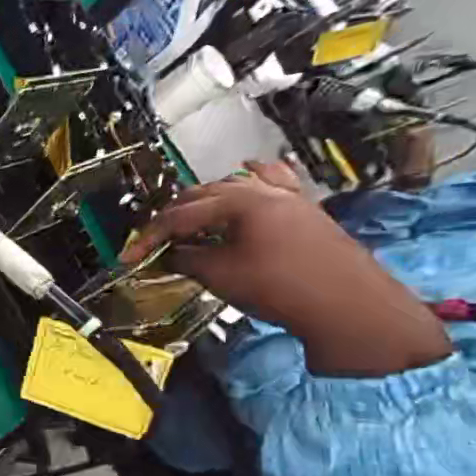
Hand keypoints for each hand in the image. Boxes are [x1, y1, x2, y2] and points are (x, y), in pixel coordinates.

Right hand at [121, 165, 452, 377]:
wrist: (347, 305)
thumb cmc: (279, 287)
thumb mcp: (220, 275)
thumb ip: (187, 258)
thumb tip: (169, 254)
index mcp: (238, 202)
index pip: (178, 215)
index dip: (148, 237)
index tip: (128, 257)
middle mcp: (263, 190)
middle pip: (202, 195)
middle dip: (172, 217)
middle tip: (154, 242)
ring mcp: (287, 196)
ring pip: (234, 185)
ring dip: (204, 201)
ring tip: (188, 220)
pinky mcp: (304, 208)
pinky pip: (273, 181)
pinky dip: (253, 178)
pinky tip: (248, 171)